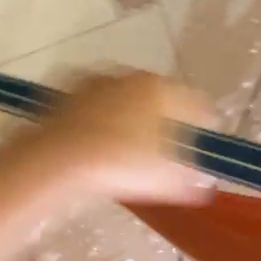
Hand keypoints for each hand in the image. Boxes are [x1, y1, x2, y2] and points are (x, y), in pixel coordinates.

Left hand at [32, 71, 214, 204]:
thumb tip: (201, 183)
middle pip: (154, 96)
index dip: (202, 122)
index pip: (196, 102)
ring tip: (125, 141)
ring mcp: (89, 83)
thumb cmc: (121, 165)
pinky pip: (85, 106)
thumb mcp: (167, 178)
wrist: (57, 160)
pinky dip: (92, 118)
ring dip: (124, 114)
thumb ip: (190, 179)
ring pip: (118, 98)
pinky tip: (91, 137)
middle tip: (163, 141)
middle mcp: (126, 77)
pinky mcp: (59, 95)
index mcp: (162, 88)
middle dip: (161, 116)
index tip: (203, 137)